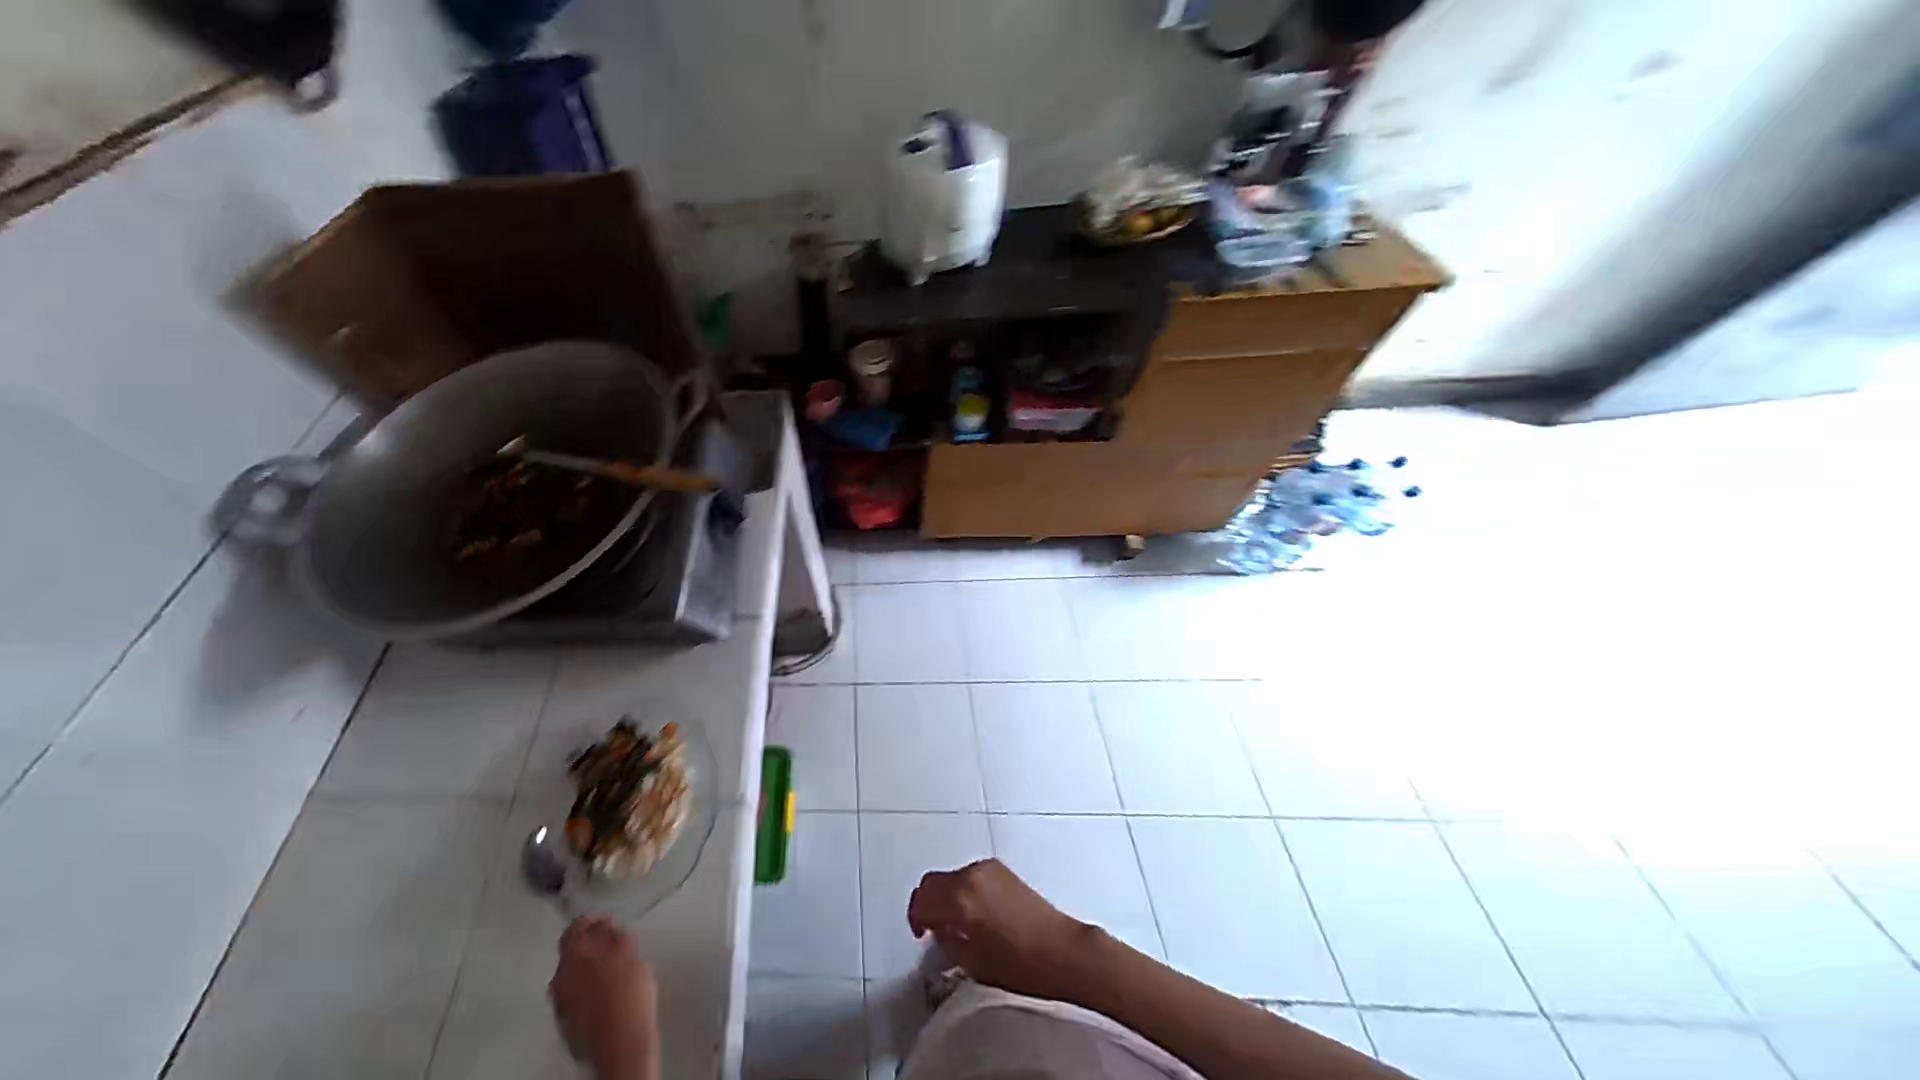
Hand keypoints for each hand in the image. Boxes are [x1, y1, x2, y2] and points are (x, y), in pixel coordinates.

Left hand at [550, 915, 659, 1079]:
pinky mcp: (565, 1023)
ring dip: (588, 966)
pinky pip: (574, 995)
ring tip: (611, 966)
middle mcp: (560, 978)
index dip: (591, 918)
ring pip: (571, 976)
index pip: (574, 927)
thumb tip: (610, 926)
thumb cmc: (629, 993)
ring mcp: (559, 1003)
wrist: (620, 1044)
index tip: (607, 916)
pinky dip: (587, 987)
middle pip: (571, 952)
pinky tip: (605, 991)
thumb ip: (619, 937)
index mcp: (574, 956)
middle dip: (589, 943)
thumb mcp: (632, 955)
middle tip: (611, 941)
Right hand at [907, 858, 1099, 1002]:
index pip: (923, 898)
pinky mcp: (1003, 871)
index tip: (920, 932)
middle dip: (927, 903)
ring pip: (952, 877)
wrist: (1059, 951)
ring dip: (946, 896)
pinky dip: (963, 890)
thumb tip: (939, 930)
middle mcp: (972, 876)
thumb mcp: (971, 962)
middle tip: (930, 928)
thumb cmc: (1021, 962)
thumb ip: (947, 940)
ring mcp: (989, 870)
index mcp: (960, 898)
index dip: (916, 917)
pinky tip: (974, 914)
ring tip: (956, 925)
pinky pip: (970, 876)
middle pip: (934, 882)